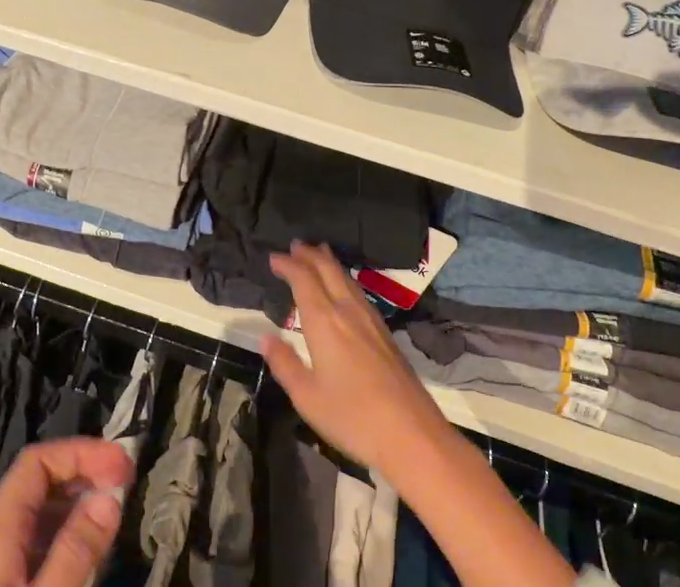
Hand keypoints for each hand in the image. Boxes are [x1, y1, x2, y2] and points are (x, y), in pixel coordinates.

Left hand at [0, 437, 134, 586]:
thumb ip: (77, 550)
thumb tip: (109, 497)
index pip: (37, 463)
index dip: (82, 454)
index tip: (124, 465)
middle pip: (35, 486)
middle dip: (82, 478)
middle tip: (126, 490)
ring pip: (32, 518)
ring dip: (74, 510)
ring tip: (113, 522)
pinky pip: (27, 547)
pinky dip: (60, 540)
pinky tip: (85, 559)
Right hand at [261, 242, 455, 476]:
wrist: (412, 435)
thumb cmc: (352, 417)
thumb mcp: (306, 397)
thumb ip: (285, 364)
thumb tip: (266, 338)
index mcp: (324, 322)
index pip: (303, 280)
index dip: (288, 265)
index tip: (273, 258)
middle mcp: (348, 312)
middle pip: (329, 271)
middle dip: (310, 255)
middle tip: (295, 245)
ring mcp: (372, 322)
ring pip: (348, 280)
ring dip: (330, 264)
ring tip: (318, 254)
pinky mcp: (386, 335)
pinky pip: (360, 294)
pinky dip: (345, 280)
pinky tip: (345, 290)